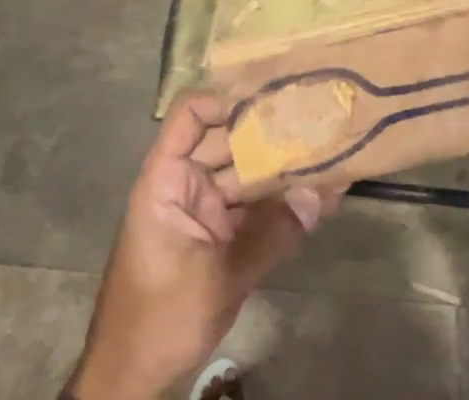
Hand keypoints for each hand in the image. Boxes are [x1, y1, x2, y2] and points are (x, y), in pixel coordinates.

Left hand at [68, 93, 343, 399]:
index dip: (226, 100)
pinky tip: (324, 196)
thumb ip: (270, 234)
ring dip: (285, 170)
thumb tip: (320, 194)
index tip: (275, 96)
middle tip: (319, 119)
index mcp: (166, 180)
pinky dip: (285, 206)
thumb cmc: (161, 314)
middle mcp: (186, 186)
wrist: (134, 372)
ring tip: (334, 152)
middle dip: (270, 133)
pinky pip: (256, 212)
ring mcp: (206, 212)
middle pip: (228, 142)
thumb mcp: (218, 277)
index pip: (190, 116)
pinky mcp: (223, 240)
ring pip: (248, 177)